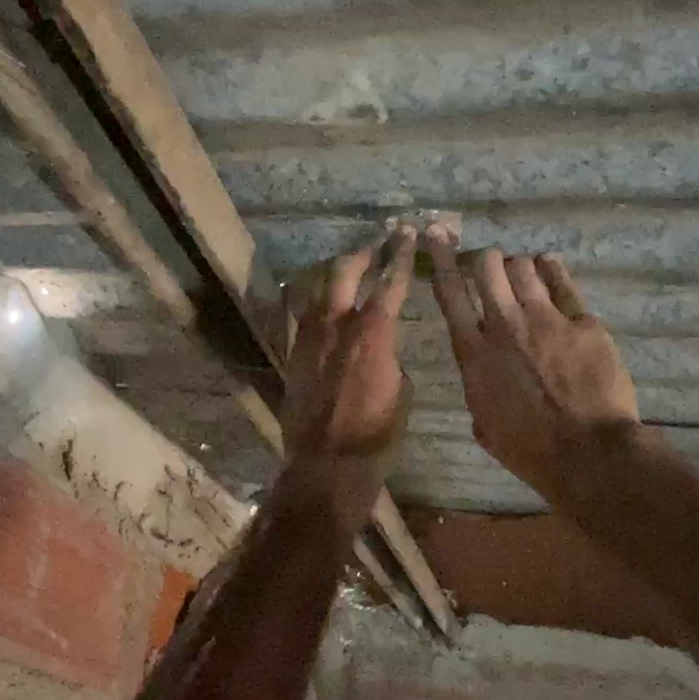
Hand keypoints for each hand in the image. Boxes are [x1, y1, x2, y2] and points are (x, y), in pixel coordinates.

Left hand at [278, 226, 415, 532]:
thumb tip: (384, 351)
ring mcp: (310, 338)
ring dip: (334, 274)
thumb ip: (392, 360)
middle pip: (345, 272)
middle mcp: (338, 326)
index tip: (405, 234)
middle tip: (376, 243)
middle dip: (363, 253)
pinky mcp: (293, 354)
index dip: (399, 256)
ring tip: (346, 266)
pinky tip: (317, 299)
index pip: (390, 283)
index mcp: (374, 333)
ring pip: (317, 290)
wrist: (327, 464)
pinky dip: (312, 302)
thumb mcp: (402, 394)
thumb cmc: (377, 435)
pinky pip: (300, 316)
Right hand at [426, 235, 639, 500]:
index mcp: (474, 354)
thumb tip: (481, 373)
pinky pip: (561, 279)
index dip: (439, 258)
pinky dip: (551, 269)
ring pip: (523, 266)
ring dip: (518, 267)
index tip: (434, 235)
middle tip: (491, 269)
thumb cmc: (530, 449)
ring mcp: (545, 319)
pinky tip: (549, 269)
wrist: (589, 454)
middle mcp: (504, 326)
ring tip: (524, 276)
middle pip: (486, 266)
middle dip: (485, 261)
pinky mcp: (582, 320)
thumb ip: (478, 385)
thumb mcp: (485, 423)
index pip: (450, 293)